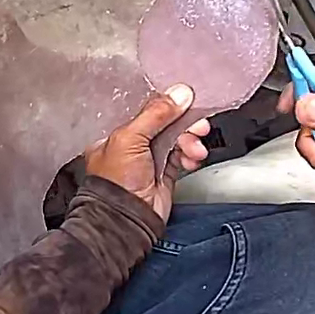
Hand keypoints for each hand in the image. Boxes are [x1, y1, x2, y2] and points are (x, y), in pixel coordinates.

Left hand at [83, 83, 210, 221]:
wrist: (127, 220)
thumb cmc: (116, 183)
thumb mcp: (130, 139)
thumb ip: (155, 114)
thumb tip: (179, 93)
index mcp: (115, 136)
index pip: (143, 112)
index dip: (165, 105)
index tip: (184, 99)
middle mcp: (131, 147)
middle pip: (164, 125)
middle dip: (184, 124)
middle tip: (199, 124)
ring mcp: (148, 161)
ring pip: (176, 141)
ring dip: (190, 141)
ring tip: (195, 150)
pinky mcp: (164, 175)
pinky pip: (182, 158)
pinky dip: (190, 157)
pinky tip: (193, 159)